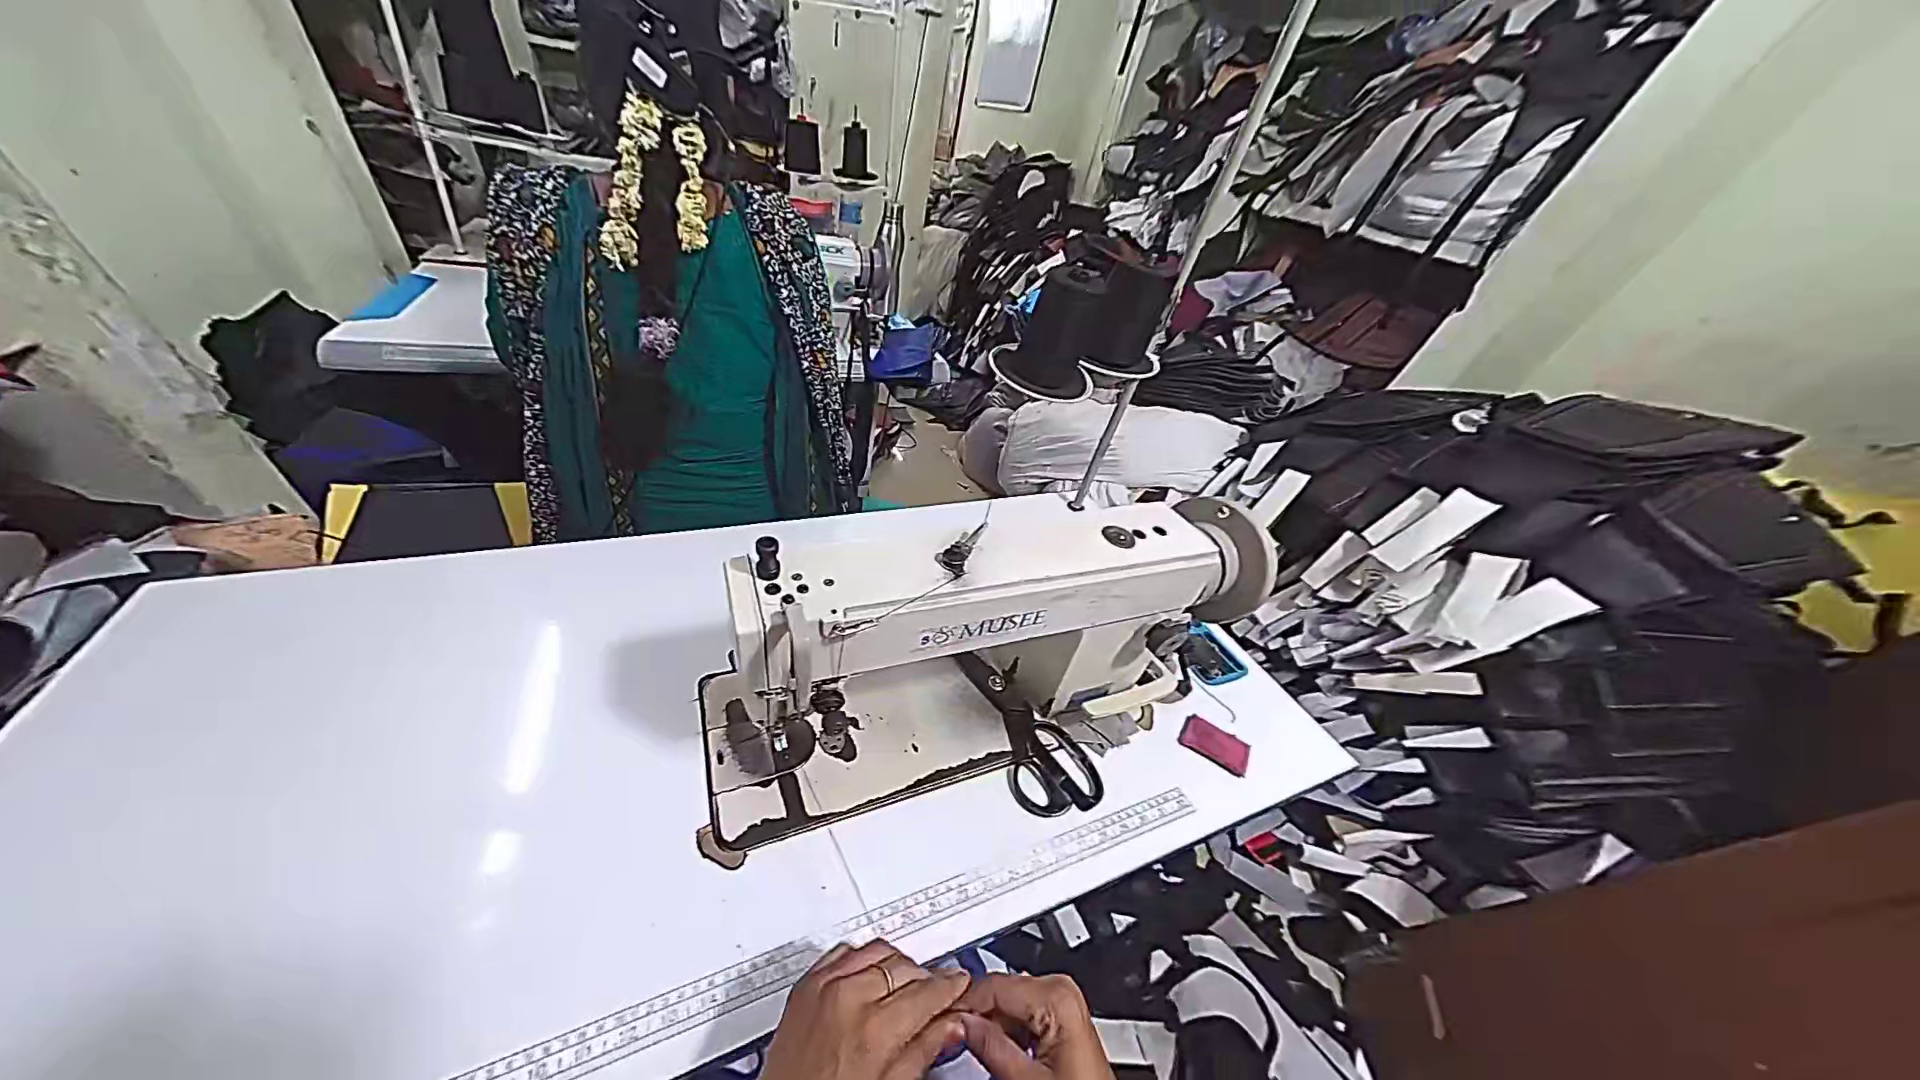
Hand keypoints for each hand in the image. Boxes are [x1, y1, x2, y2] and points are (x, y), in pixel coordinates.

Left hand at [762, 939, 970, 1079]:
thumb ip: (921, 1052)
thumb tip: (950, 1025)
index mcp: (875, 1029)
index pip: (928, 990)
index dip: (950, 987)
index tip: (958, 985)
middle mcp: (850, 997)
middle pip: (906, 966)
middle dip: (925, 979)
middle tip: (934, 994)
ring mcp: (825, 986)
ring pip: (878, 950)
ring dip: (896, 964)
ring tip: (903, 983)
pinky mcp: (806, 983)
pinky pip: (844, 951)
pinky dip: (862, 957)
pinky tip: (869, 973)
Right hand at [956, 974, 1113, 1079]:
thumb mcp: (1025, 1079)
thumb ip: (989, 1046)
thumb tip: (960, 1022)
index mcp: (1056, 995)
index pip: (992, 986)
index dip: (961, 1004)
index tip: (940, 1019)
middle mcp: (1061, 988)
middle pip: (1000, 991)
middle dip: (974, 1012)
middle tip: (948, 1031)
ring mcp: (1063, 999)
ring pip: (1008, 1001)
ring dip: (987, 1021)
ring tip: (967, 1042)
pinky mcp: (1061, 1013)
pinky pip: (1022, 1011)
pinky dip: (1005, 1029)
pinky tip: (993, 1047)